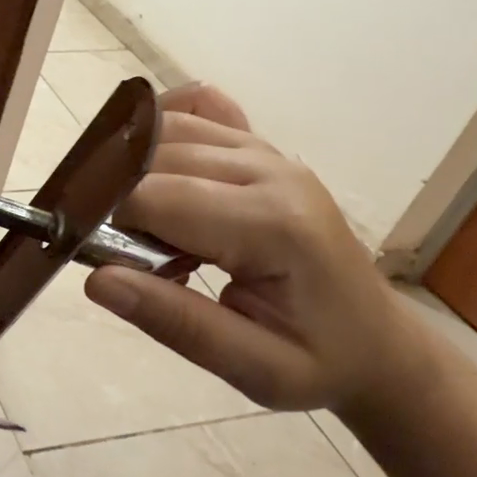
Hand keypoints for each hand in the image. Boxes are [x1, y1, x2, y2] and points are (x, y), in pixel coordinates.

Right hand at [84, 83, 428, 412]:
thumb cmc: (320, 361)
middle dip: (120, 199)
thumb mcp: (256, 369)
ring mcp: (268, 150)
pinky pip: (198, 107)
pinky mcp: (261, 144)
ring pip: (168, 128)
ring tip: (144, 222)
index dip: (113, 225)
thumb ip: (177, 323)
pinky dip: (164, 122)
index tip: (106, 262)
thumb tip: (96, 279)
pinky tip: (155, 162)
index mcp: (274, 224)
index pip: (156, 198)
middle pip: (155, 158)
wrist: (380, 344)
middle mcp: (270, 169)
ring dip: (135, 166)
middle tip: (129, 252)